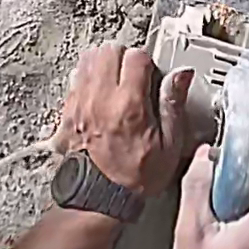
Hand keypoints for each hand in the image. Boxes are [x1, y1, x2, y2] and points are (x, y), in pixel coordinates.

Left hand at [54, 43, 193, 195]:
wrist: (98, 198)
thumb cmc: (133, 177)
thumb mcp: (169, 145)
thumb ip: (173, 104)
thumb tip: (181, 76)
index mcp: (129, 104)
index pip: (136, 56)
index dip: (147, 62)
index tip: (151, 75)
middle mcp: (101, 99)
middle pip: (108, 51)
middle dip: (123, 57)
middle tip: (132, 74)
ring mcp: (80, 104)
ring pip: (88, 60)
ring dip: (103, 65)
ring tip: (115, 81)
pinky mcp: (67, 113)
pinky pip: (74, 81)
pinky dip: (87, 81)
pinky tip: (98, 96)